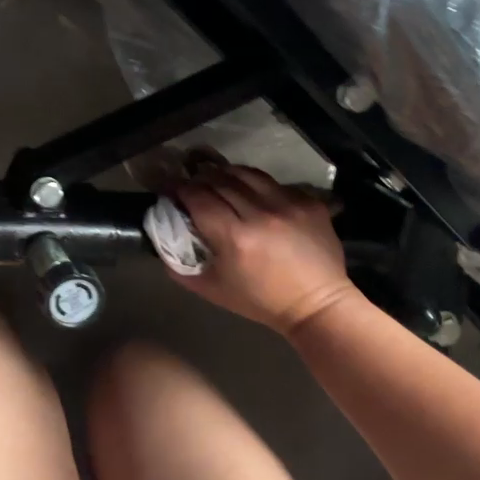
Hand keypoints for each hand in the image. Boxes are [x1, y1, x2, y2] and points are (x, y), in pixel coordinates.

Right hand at [172, 162, 359, 337]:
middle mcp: (261, 213)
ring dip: (226, 174)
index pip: (197, 196)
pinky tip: (252, 194)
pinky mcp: (309, 202)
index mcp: (234, 236)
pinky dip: (257, 184)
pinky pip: (275, 183)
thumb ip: (179, 265)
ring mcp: (288, 204)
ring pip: (247, 173)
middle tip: (191, 184)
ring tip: (217, 179)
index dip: (179, 188)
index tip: (170, 189)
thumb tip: (162, 237)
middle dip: (199, 179)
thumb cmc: (261, 301)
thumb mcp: (211, 289)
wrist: (318, 305)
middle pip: (219, 180)